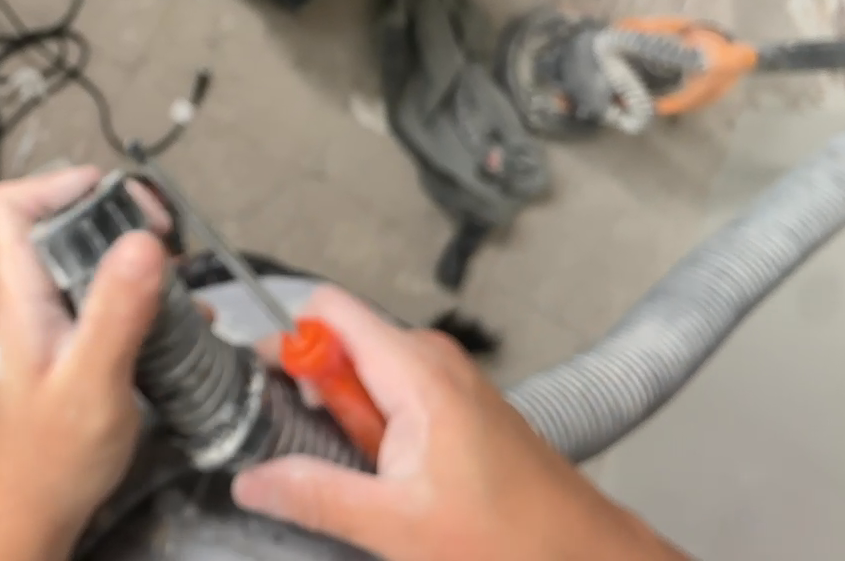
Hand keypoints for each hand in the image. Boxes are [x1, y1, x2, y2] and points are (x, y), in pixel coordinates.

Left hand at [0, 167, 168, 560]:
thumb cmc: (56, 455)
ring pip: (89, 250)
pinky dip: (144, 288)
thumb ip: (116, 312)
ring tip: (176, 273)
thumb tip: (142, 240)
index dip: (56, 184)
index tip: (113, 198)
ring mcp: (55, 312)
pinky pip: (108, 288)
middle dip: (113, 213)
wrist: (42, 507)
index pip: (9, 205)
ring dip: (136, 252)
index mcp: (21, 291)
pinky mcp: (78, 332)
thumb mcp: (92, 382)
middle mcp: (34, 291)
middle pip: (60, 217)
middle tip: (160, 233)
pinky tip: (179, 313)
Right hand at [232, 286, 686, 560]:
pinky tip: (396, 470)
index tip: (277, 388)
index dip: (291, 339)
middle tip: (332, 449)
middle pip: (341, 339)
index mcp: (413, 368)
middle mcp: (428, 353)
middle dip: (321, 389)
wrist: (594, 560)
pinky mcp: (454, 393)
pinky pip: (392, 384)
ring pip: (364, 366)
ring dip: (349, 411)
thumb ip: (315, 495)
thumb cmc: (511, 543)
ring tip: (372, 470)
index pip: (327, 308)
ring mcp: (445, 371)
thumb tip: (249, 480)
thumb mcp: (398, 527)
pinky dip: (377, 418)